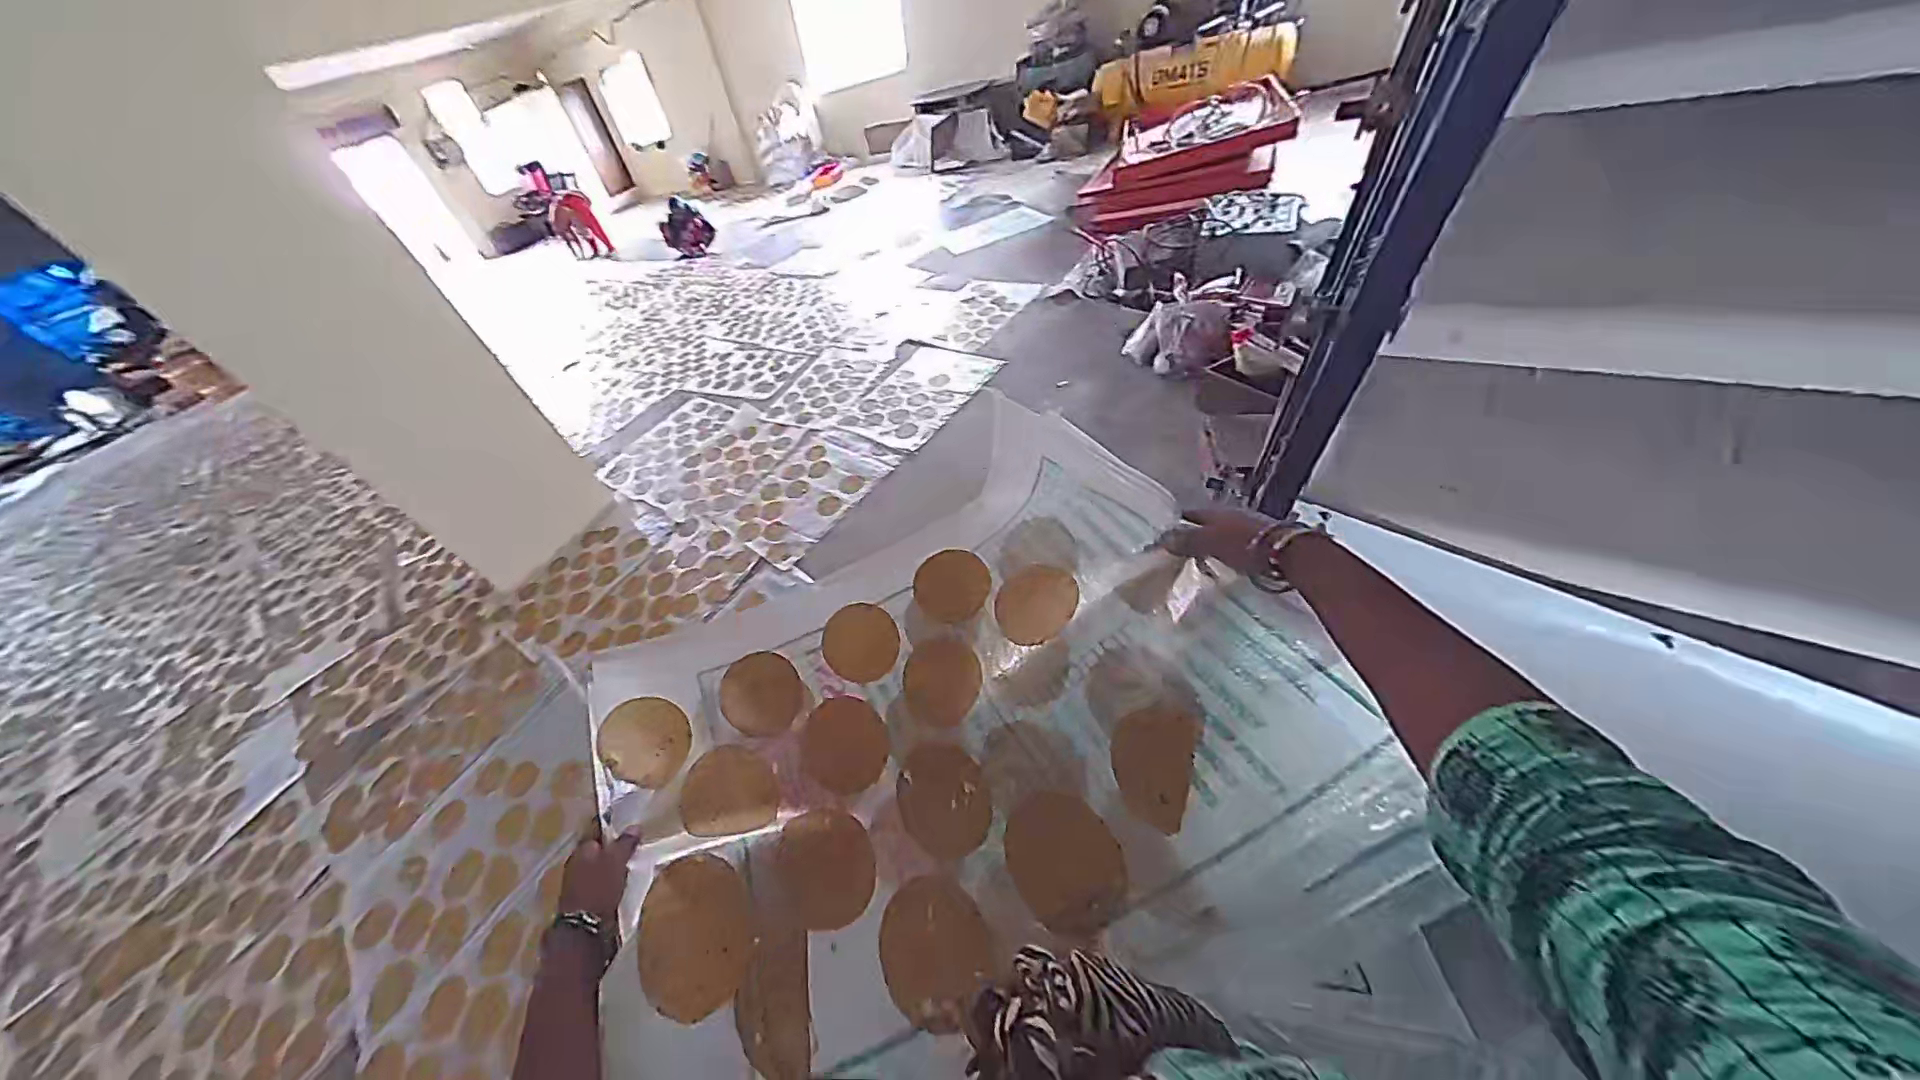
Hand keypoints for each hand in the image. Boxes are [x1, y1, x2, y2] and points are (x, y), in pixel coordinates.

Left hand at [559, 825, 641, 925]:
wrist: (584, 929)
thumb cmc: (599, 887)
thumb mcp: (616, 860)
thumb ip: (625, 842)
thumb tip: (634, 826)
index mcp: (581, 849)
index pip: (595, 828)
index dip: (610, 822)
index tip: (627, 817)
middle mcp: (576, 863)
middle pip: (597, 847)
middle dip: (614, 843)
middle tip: (635, 839)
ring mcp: (578, 882)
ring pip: (599, 864)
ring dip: (613, 861)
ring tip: (633, 858)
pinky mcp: (585, 898)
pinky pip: (600, 879)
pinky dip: (611, 877)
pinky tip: (624, 879)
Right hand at [1160, 506, 1278, 576]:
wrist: (1288, 552)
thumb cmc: (1244, 544)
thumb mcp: (1209, 542)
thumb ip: (1186, 540)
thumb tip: (1162, 539)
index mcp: (1216, 512)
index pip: (1190, 514)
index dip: (1178, 522)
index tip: (1166, 534)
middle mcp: (1232, 516)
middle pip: (1207, 524)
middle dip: (1195, 533)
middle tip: (1181, 547)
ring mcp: (1249, 528)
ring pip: (1223, 534)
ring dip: (1212, 543)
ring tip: (1201, 557)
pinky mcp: (1262, 542)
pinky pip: (1237, 546)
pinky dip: (1227, 552)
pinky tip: (1225, 562)